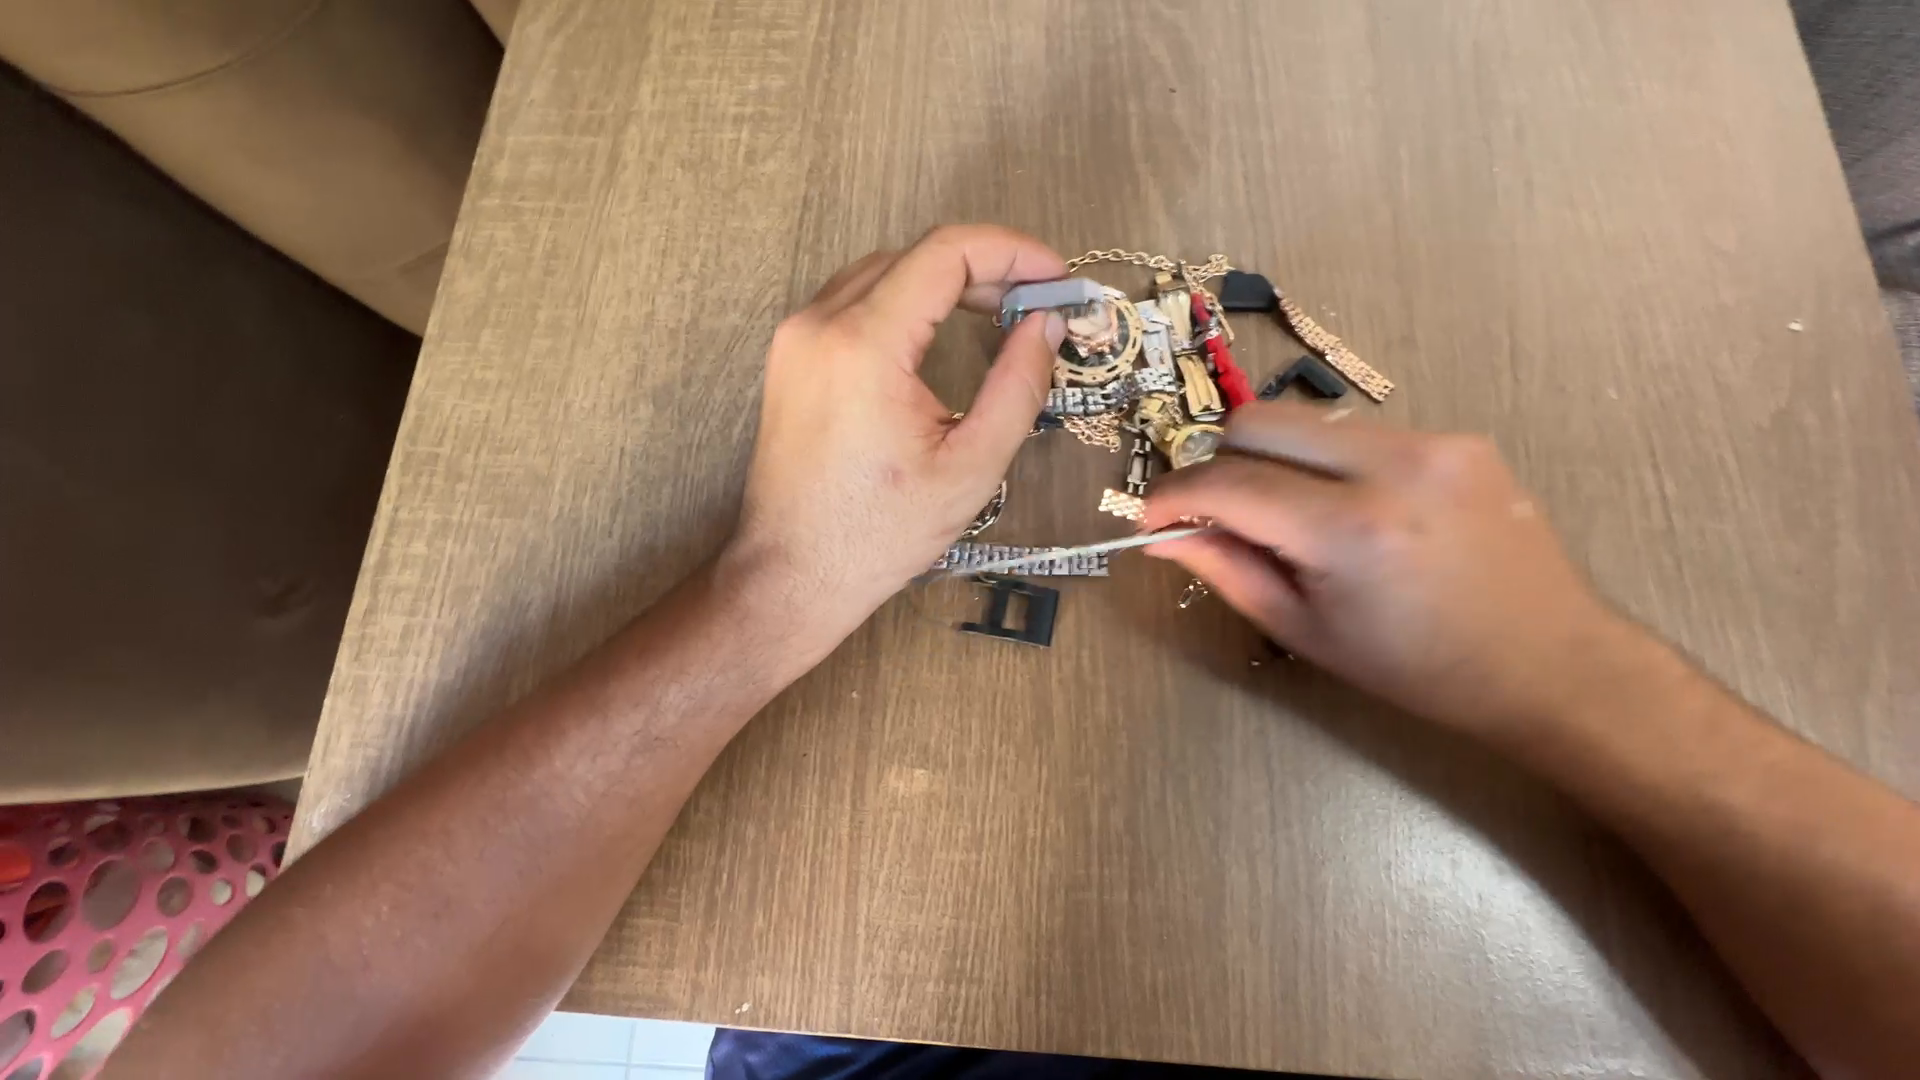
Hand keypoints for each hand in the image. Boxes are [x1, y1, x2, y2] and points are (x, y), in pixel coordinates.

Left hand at [728, 225, 1067, 635]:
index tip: (1055, 278)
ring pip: (882, 273)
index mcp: (864, 344)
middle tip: (1035, 305)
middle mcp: (819, 323)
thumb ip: (1018, 385)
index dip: (1011, 252)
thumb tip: (1046, 324)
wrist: (793, 573)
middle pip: (914, 257)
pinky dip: (904, 303)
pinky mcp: (789, 358)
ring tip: (997, 314)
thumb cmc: (882, 533)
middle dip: (984, 269)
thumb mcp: (971, 466)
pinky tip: (937, 333)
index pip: (945, 253)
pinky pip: (854, 302)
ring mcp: (796, 338)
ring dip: (943, 282)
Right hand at [1142, 401, 1628, 736]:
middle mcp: (1393, 464)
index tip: (1152, 518)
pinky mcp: (1455, 437)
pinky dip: (1321, 464)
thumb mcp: (1303, 630)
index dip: (1172, 495)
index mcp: (1351, 530)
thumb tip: (1160, 535)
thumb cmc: (1416, 668)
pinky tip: (1342, 511)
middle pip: (1257, 422)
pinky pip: (1353, 433)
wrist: (1552, 663)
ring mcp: (1432, 440)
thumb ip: (1225, 568)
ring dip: (1269, 461)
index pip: (1228, 482)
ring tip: (1283, 517)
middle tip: (1215, 514)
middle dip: (1216, 463)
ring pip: (1303, 421)